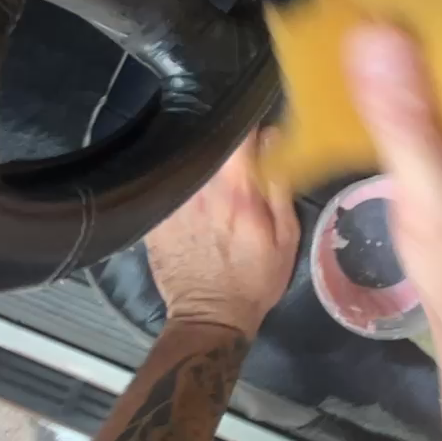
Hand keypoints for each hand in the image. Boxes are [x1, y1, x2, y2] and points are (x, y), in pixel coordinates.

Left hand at [145, 133, 300, 335]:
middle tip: (232, 147)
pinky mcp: (155, 217)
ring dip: (198, 158)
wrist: (210, 318)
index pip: (237, 135)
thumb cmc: (255, 279)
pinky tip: (184, 188)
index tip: (252, 122)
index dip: (245, 123)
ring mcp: (174, 202)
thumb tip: (273, 138)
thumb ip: (279, 185)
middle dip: (220, 139)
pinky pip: (166, 184)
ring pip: (186, 161)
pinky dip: (177, 179)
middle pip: (207, 144)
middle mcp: (201, 189)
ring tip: (208, 166)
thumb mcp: (286, 237)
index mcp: (238, 191)